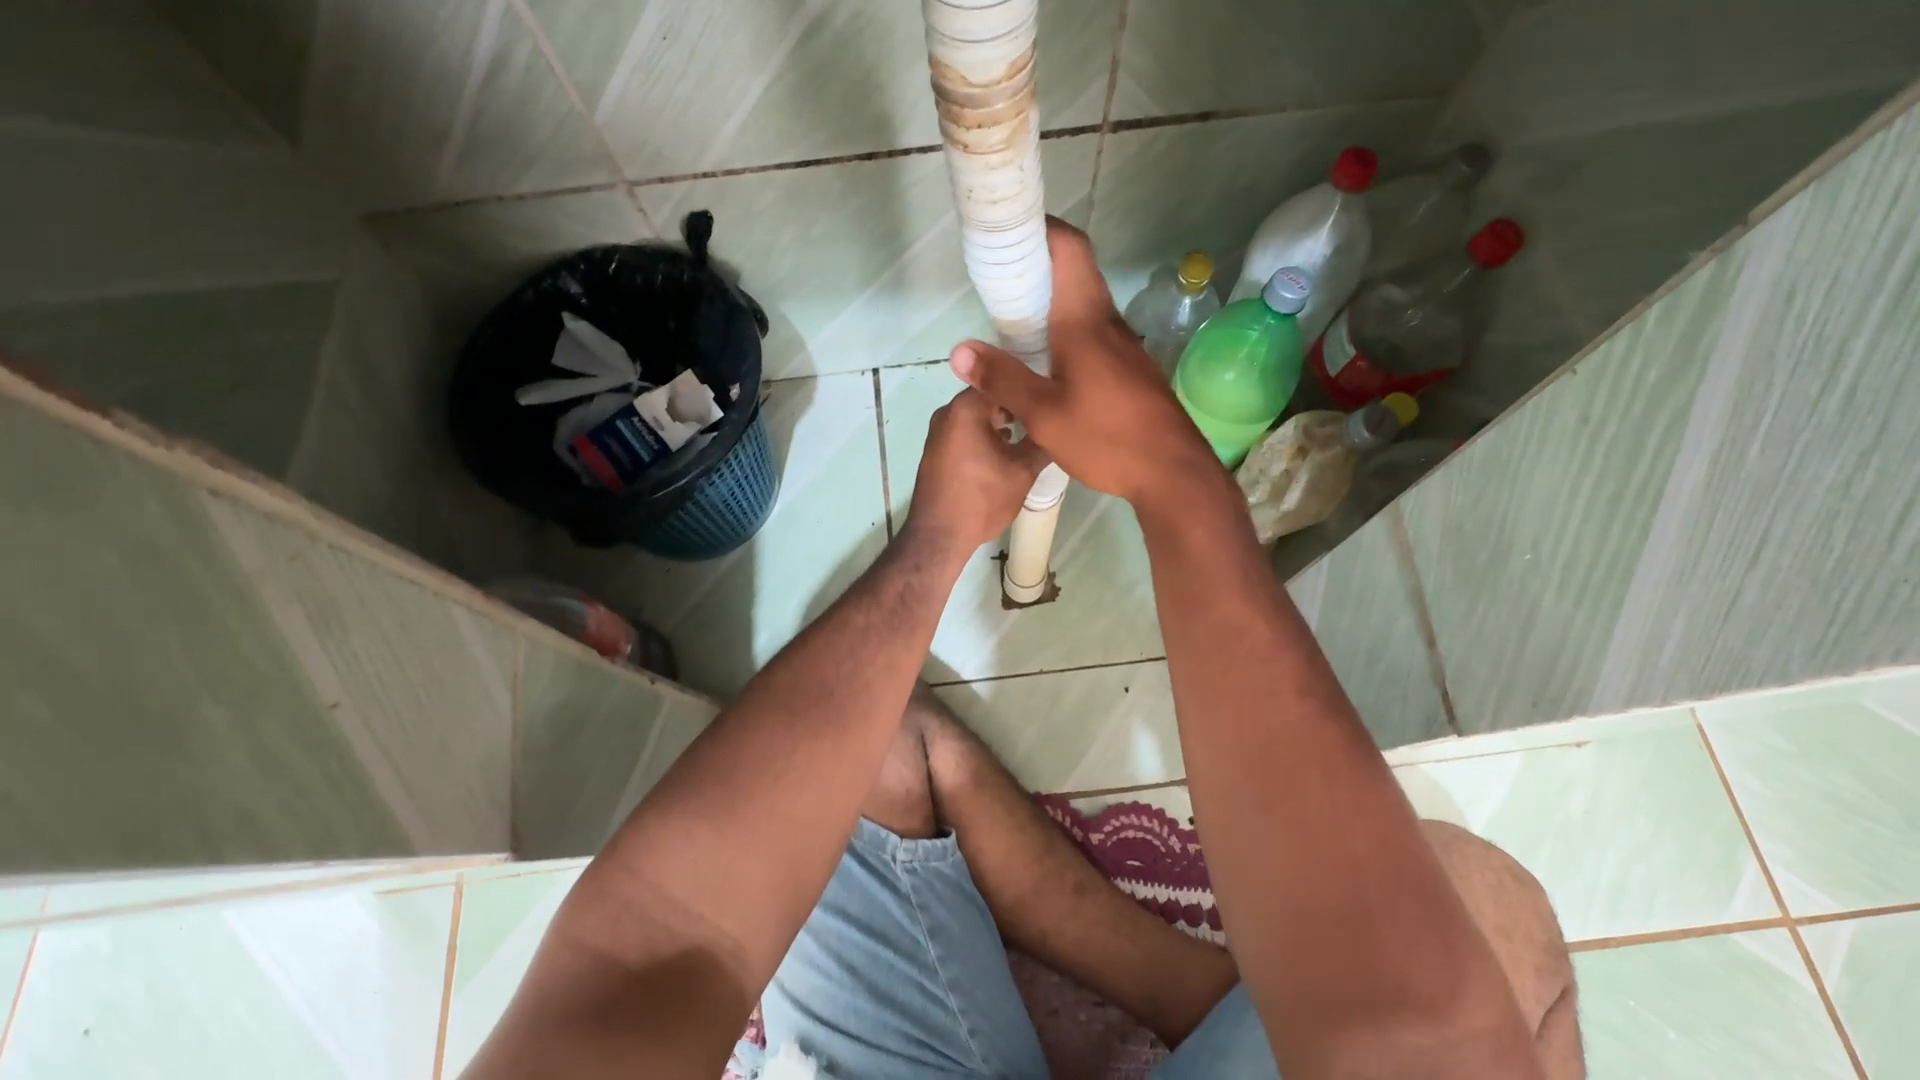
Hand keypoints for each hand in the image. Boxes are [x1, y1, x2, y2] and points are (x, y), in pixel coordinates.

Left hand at [904, 386, 1050, 554]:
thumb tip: (1061, 425)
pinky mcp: (938, 449)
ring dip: (1004, 420)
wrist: (939, 537)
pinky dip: (988, 434)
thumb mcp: (1023, 470)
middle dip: (1019, 403)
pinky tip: (1009, 449)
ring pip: (980, 414)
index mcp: (966, 408)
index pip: (1004, 377)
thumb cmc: (982, 500)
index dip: (1032, 382)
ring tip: (1034, 432)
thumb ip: (1043, 441)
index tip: (1054, 393)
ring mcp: (940, 431)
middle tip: (1048, 412)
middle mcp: (948, 412)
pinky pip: (968, 430)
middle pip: (991, 395)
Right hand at [948, 218, 1216, 506]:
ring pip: (1084, 304)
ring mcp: (1123, 346)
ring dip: (1051, 300)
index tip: (1008, 231)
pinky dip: (1065, 328)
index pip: (1069, 248)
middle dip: (1037, 264)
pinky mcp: (1130, 369)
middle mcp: (1107, 322)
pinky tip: (1046, 359)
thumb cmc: (1107, 439)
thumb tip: (959, 350)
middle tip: (996, 278)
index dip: (1041, 228)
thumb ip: (1002, 379)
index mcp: (1085, 320)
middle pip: (1076, 272)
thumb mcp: (1043, 414)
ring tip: (1012, 316)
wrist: (1173, 473)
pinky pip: (1093, 332)